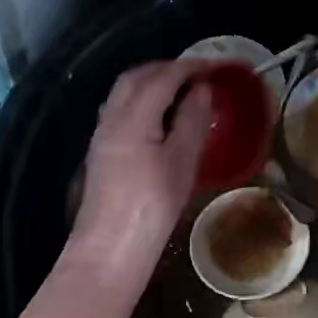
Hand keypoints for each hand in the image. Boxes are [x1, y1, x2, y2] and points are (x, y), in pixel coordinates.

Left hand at [67, 59, 215, 272]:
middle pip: (136, 78)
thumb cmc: (151, 208)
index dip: (190, 67)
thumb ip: (191, 122)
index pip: (162, 77)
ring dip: (151, 83)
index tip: (217, 66)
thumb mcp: (181, 164)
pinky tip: (159, 118)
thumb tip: (202, 90)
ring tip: (182, 91)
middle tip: (198, 73)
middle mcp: (111, 118)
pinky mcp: (100, 152)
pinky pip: (120, 110)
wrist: (109, 251)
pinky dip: (141, 101)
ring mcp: (101, 135)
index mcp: (132, 116)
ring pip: (124, 93)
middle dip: (167, 69)